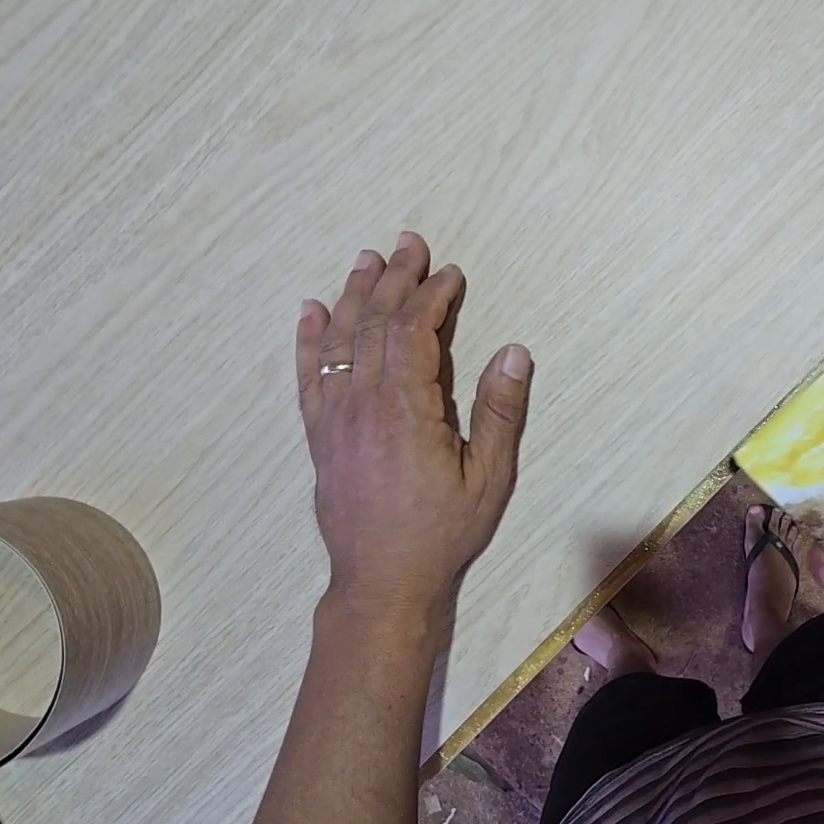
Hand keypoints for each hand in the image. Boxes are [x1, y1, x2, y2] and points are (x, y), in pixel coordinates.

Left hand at [295, 232, 532, 620]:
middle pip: (375, 325)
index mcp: (406, 411)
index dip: (431, 297)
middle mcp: (362, 405)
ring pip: (340, 342)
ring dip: (354, 295)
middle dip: (395, 280)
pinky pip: (309, 376)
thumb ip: (500, 412)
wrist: (382, 581)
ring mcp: (334, 419)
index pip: (414, 334)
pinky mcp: (319, 436)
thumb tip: (514, 351)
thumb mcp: (488, 477)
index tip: (450, 274)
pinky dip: (310, 340)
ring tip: (367, 259)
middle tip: (409, 243)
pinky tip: (312, 312)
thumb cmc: (442, 531)